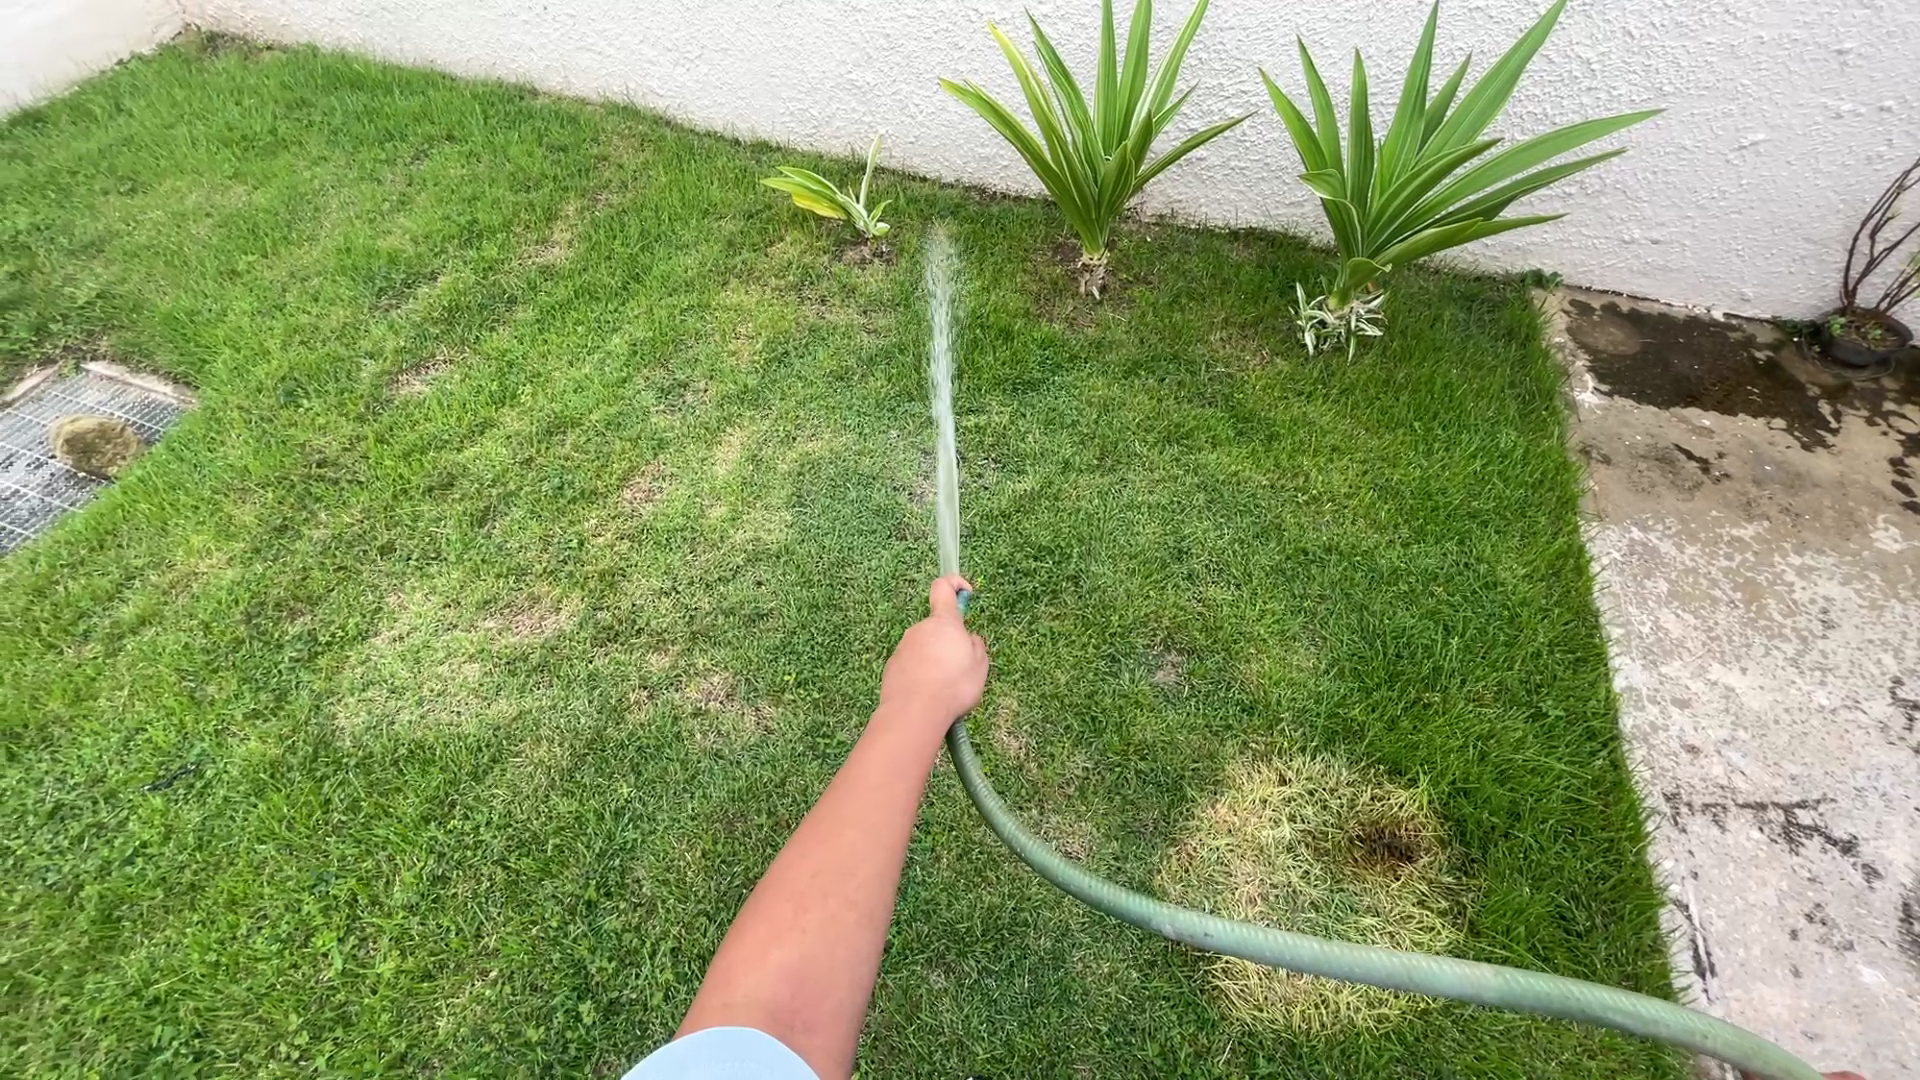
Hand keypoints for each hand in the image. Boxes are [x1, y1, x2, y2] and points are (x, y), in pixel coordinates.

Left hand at [877, 576, 987, 732]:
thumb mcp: (980, 665)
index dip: (955, 584)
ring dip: (936, 661)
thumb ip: (976, 646)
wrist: (914, 713)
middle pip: (937, 626)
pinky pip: (913, 664)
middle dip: (950, 641)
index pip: (943, 587)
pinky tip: (930, 694)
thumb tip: (970, 639)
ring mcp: (903, 647)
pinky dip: (922, 674)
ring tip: (946, 687)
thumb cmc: (952, 686)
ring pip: (925, 648)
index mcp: (943, 622)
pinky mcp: (893, 666)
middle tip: (962, 667)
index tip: (966, 593)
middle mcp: (920, 629)